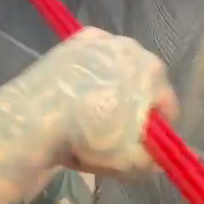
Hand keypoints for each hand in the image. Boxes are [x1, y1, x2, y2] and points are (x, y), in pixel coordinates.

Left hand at [0, 29, 175, 174]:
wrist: (34, 119)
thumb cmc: (89, 139)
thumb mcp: (131, 162)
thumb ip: (158, 159)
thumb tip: (169, 157)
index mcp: (154, 74)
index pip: (167, 105)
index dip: (158, 128)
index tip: (143, 144)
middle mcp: (133, 48)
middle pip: (144, 81)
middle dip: (136, 102)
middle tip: (116, 129)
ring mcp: (102, 40)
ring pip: (119, 67)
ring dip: (114, 84)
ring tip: (93, 110)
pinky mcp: (74, 40)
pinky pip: (93, 56)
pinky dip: (91, 69)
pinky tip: (79, 88)